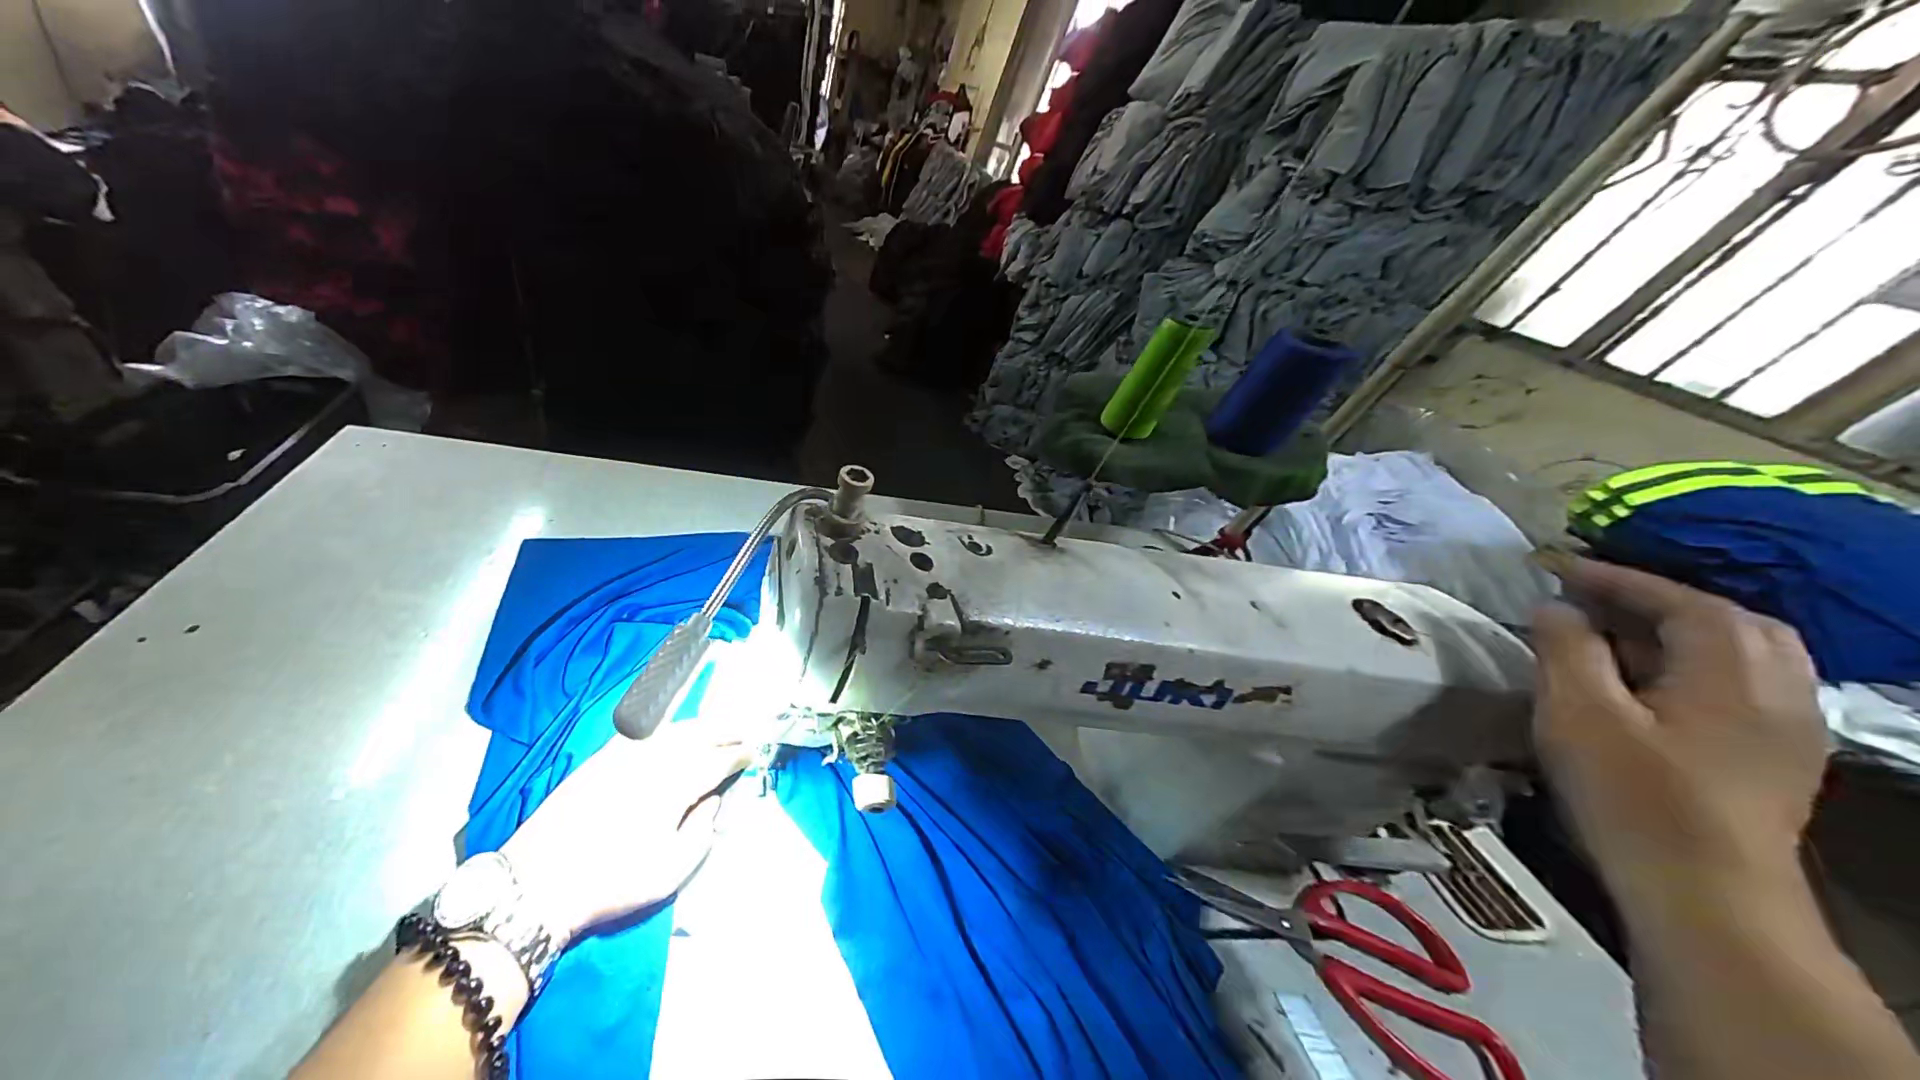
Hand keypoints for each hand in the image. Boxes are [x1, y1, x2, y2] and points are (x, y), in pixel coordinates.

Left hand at [499, 723, 750, 942]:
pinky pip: (641, 733)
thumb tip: (712, 803)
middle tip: (742, 732)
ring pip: (670, 730)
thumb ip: (701, 833)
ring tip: (713, 729)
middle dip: (723, 730)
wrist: (537, 884)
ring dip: (698, 726)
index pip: (716, 761)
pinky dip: (664, 728)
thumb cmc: (611, 882)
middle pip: (697, 734)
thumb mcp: (669, 872)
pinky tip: (670, 733)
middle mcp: (653, 760)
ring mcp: (623, 756)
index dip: (738, 755)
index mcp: (675, 786)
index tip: (753, 753)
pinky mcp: (599, 760)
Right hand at [1530, 556, 1827, 906]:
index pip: (1677, 600)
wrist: (1707, 898)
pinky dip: (1695, 663)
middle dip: (1653, 601)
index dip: (1614, 578)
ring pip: (1743, 652)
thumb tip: (1557, 608)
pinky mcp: (1780, 757)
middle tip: (1589, 600)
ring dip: (1677, 632)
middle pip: (1724, 619)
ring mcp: (1790, 726)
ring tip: (1615, 636)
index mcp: (1733, 670)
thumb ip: (1566, 649)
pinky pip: (1744, 683)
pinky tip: (1653, 684)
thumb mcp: (1579, 713)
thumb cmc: (1635, 797)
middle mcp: (1779, 688)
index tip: (1557, 568)